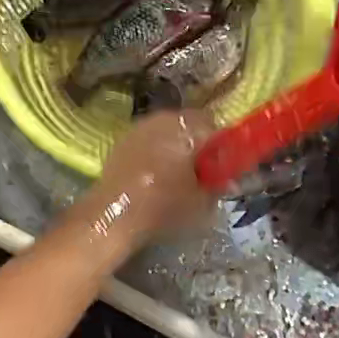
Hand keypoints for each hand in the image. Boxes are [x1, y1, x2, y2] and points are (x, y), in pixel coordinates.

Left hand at [71, 110, 216, 248]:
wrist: (113, 216)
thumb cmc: (162, 209)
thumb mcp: (201, 204)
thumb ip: (217, 186)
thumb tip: (226, 179)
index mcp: (188, 131)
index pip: (216, 125)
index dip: (222, 143)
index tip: (222, 160)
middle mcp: (165, 120)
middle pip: (191, 122)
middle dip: (198, 139)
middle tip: (202, 164)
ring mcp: (141, 127)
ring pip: (168, 128)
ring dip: (176, 142)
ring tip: (178, 168)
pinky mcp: (124, 138)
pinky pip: (149, 137)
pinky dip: (156, 148)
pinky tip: (155, 170)